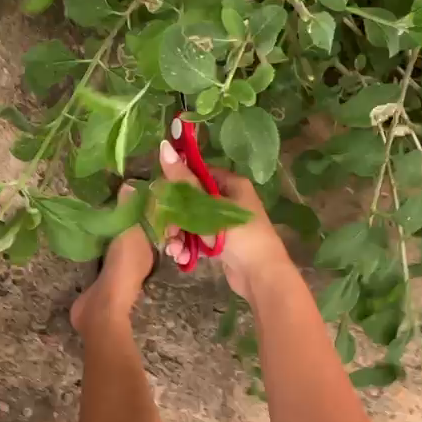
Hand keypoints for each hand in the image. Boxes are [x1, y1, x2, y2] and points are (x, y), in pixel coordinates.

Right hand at [157, 138, 296, 298]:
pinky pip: (195, 238)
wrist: (260, 275)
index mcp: (230, 183)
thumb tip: (164, 146)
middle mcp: (226, 199)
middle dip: (174, 219)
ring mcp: (222, 222)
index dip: (176, 184)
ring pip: (189, 222)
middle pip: (188, 200)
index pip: (195, 173)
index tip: (161, 199)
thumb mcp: (207, 206)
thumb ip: (184, 181)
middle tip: (168, 232)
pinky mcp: (219, 242)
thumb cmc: (238, 234)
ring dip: (177, 236)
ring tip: (174, 250)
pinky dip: (186, 246)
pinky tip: (182, 257)